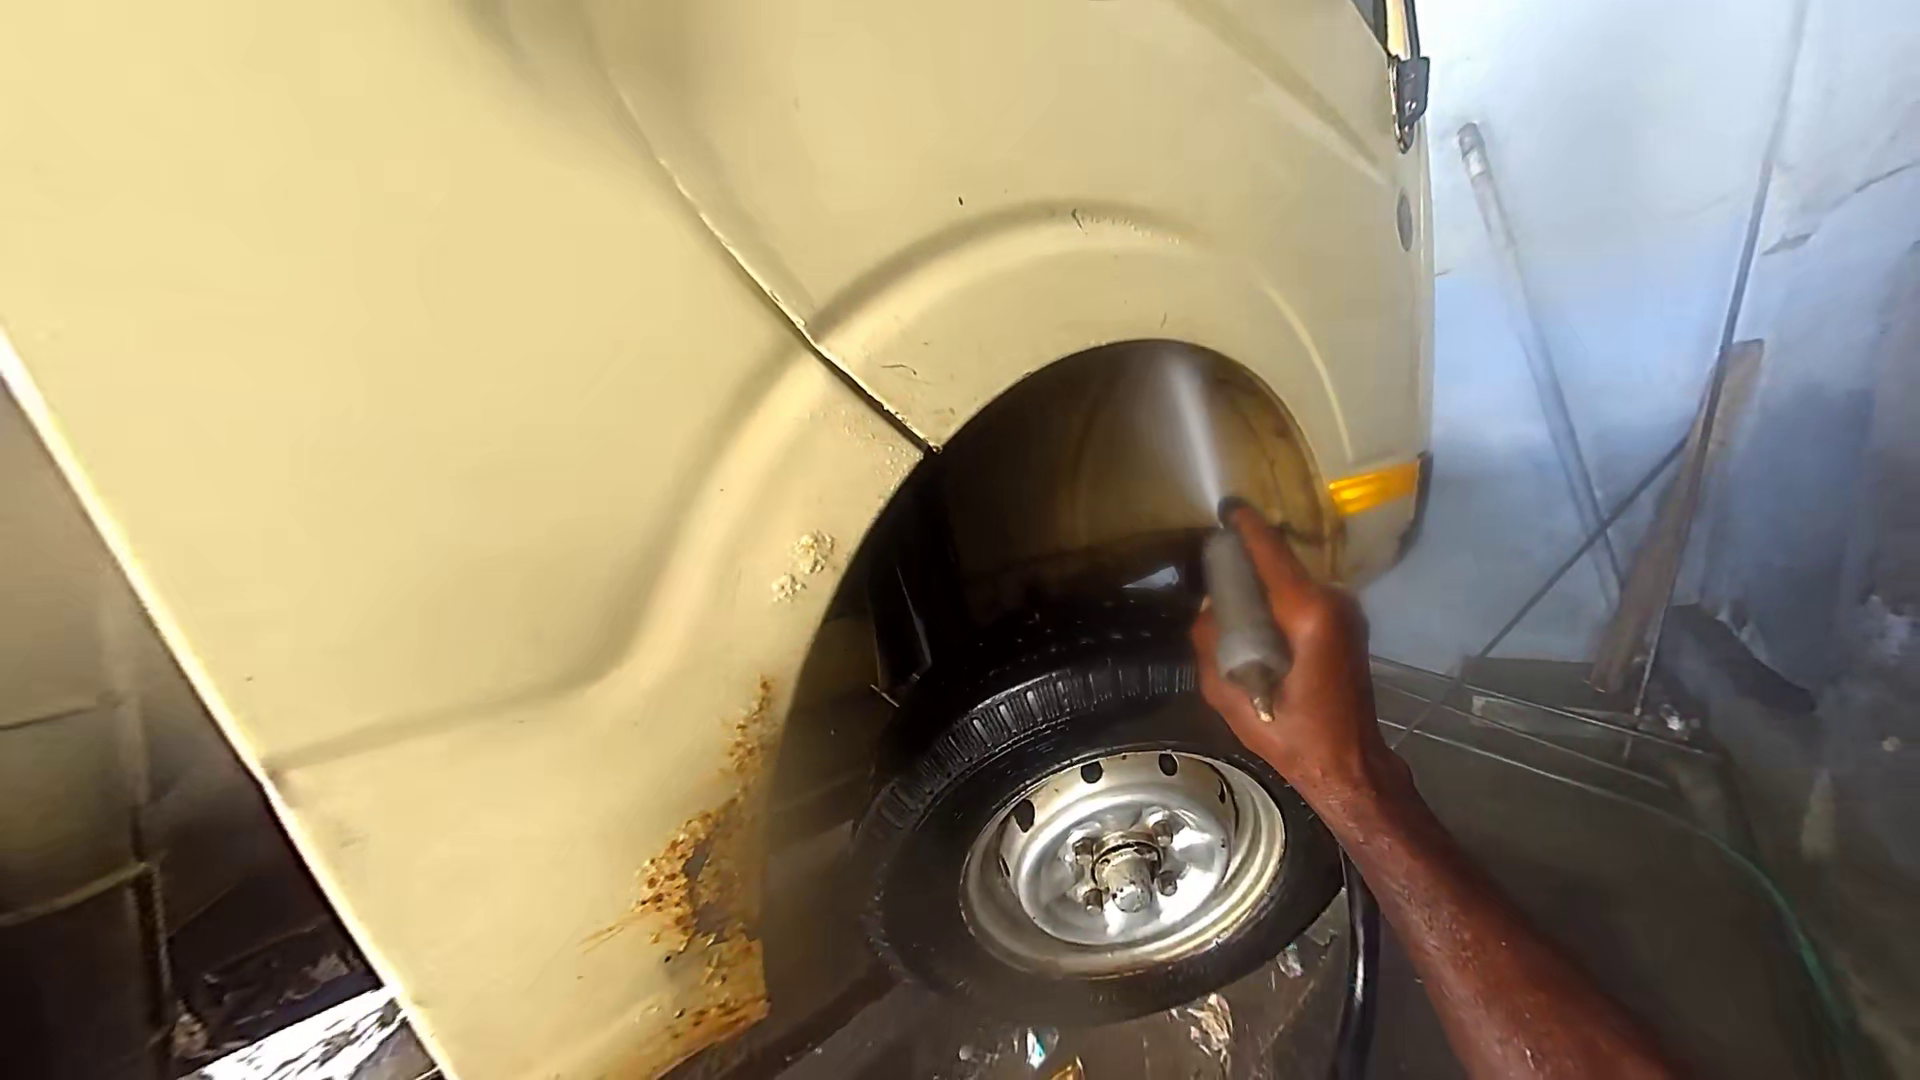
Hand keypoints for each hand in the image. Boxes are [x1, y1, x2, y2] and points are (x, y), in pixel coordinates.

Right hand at [1190, 506, 1408, 812]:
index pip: (1270, 552)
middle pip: (1278, 562)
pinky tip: (1254, 618)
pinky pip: (1300, 595)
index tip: (1225, 507)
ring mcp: (1345, 611)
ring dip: (1258, 581)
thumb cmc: (1287, 731)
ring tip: (1227, 598)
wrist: (1348, 764)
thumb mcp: (1226, 692)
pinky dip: (1274, 596)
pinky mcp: (1347, 623)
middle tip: (1210, 567)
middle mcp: (1331, 601)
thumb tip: (1207, 608)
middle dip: (1243, 559)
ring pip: (1288, 578)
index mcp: (1306, 613)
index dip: (1245, 525)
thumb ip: (1209, 641)